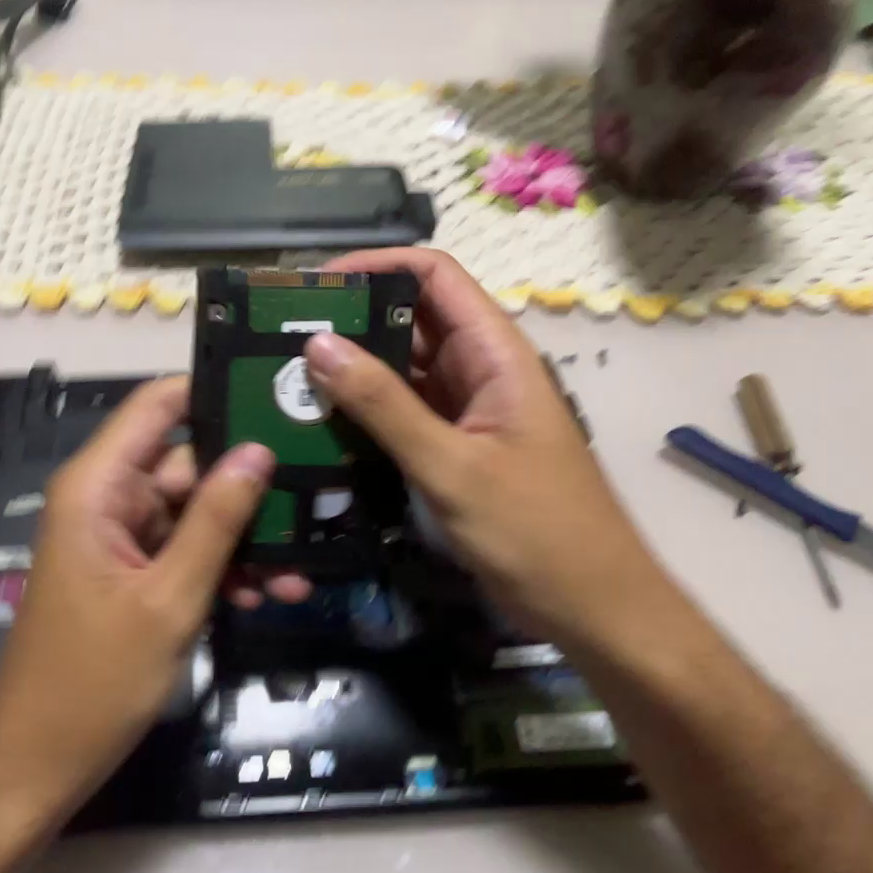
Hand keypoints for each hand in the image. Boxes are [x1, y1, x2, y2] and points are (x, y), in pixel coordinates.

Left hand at [0, 378, 271, 872]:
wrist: (41, 762)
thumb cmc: (94, 680)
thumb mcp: (168, 599)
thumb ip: (215, 521)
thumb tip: (259, 451)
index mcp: (97, 487)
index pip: (157, 406)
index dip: (213, 391)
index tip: (278, 393)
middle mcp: (107, 499)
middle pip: (188, 462)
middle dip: (248, 483)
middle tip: (317, 492)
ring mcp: (121, 538)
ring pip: (195, 511)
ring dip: (244, 536)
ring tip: (300, 565)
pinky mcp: (133, 573)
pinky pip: (186, 549)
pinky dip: (223, 566)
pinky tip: (268, 591)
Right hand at [279, 248, 667, 647]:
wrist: (590, 606)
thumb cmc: (536, 530)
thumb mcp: (453, 466)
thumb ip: (384, 405)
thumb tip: (318, 344)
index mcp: (495, 352)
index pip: (434, 276)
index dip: (376, 266)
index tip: (314, 285)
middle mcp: (479, 369)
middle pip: (411, 319)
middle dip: (350, 319)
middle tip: (281, 333)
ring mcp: (465, 411)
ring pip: (401, 369)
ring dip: (351, 368)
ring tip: (284, 374)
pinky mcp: (452, 449)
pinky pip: (400, 414)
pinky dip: (363, 412)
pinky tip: (316, 421)